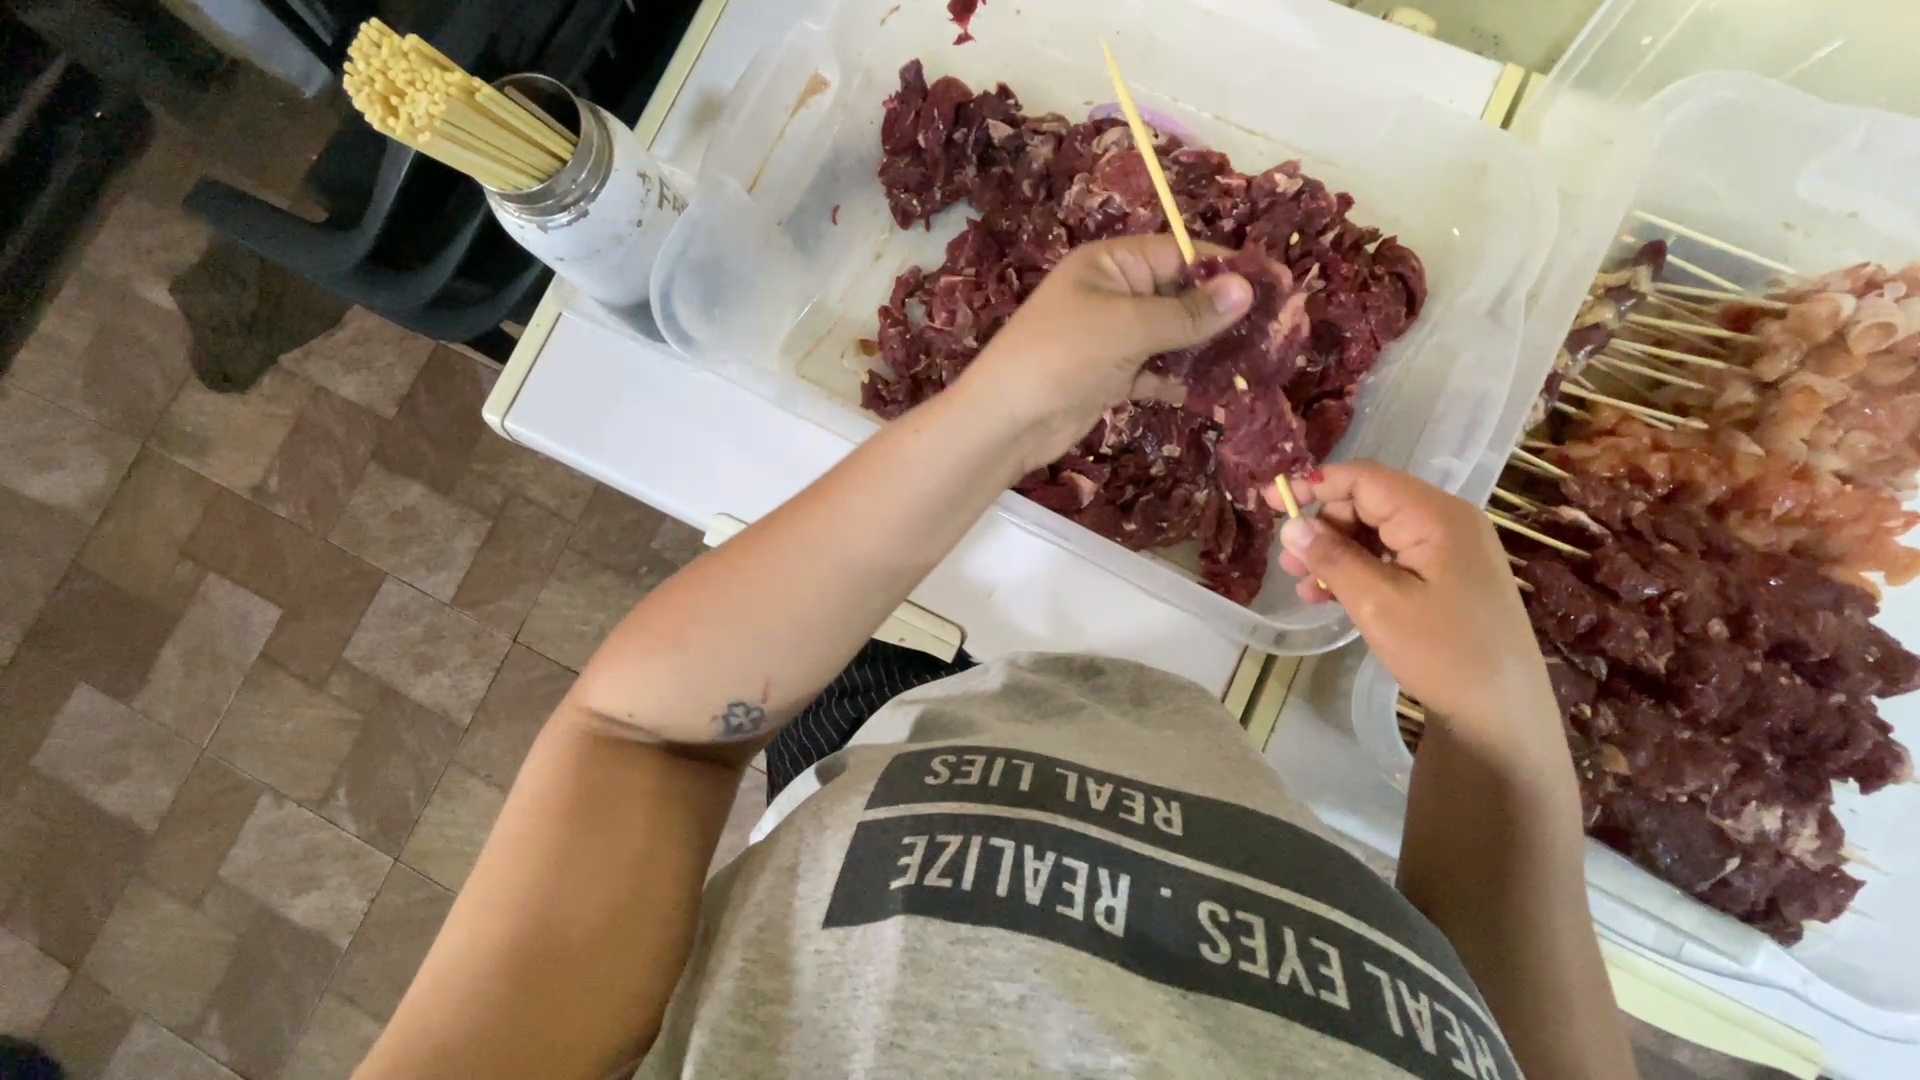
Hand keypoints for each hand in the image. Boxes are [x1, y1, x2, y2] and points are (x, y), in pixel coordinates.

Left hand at [954, 234, 1252, 472]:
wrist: (1007, 420)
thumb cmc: (1061, 356)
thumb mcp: (1128, 327)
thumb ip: (1186, 312)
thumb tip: (1246, 288)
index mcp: (1110, 264)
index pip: (1178, 253)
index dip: (1224, 268)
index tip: (1273, 283)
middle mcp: (1111, 295)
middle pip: (1177, 295)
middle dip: (1218, 312)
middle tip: (1271, 329)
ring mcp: (1110, 338)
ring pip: (1169, 336)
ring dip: (1202, 350)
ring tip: (1249, 363)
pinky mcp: (1109, 377)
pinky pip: (1153, 371)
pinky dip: (1175, 380)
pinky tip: (1205, 393)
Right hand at [1274, 463, 1562, 757]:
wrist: (1502, 711)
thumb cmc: (1443, 651)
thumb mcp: (1377, 603)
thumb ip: (1332, 558)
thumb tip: (1291, 526)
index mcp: (1435, 516)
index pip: (1364, 479)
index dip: (1314, 484)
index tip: (1269, 500)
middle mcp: (1444, 521)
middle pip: (1367, 504)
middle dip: (1322, 527)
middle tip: (1287, 562)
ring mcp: (1447, 549)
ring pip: (1373, 533)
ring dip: (1333, 554)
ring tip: (1301, 585)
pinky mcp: (1444, 576)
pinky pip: (1389, 558)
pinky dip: (1356, 571)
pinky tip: (1327, 596)